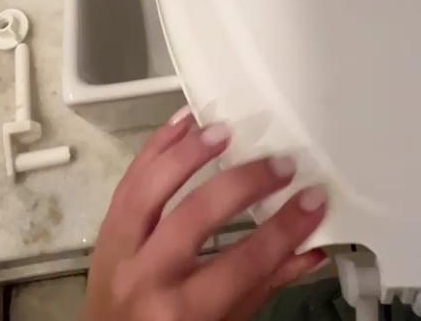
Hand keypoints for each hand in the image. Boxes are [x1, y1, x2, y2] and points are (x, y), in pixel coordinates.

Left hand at [84, 110, 329, 320]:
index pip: (242, 264)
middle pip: (195, 217)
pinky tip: (183, 120)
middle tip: (282, 162)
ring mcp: (119, 248)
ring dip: (188, 153)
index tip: (315, 197)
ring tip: (225, 128)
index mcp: (182, 313)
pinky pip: (129, 179)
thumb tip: (313, 247)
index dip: (283, 230)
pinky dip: (155, 145)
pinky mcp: (106, 225)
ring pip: (151, 188)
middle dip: (242, 184)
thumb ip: (263, 284)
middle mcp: (147, 277)